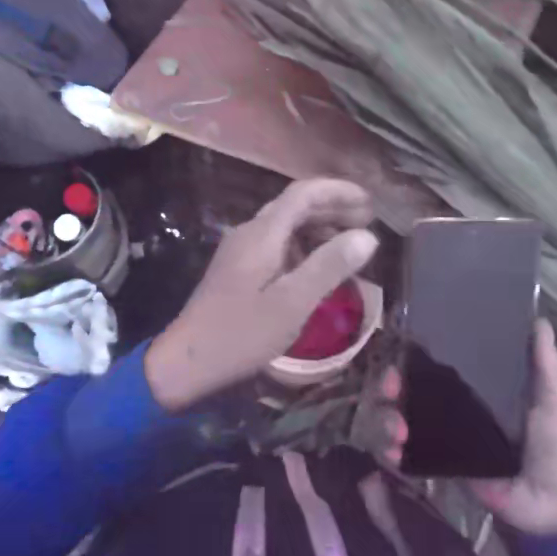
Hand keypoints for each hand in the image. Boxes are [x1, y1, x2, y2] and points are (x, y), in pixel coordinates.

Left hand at [145, 179, 377, 410]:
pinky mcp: (239, 270)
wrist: (186, 364)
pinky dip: (306, 246)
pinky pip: (279, 244)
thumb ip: (330, 266)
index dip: (338, 192)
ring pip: (287, 225)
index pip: (304, 194)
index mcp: (263, 234)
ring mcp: (242, 251)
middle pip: (295, 206)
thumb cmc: (242, 334)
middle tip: (368, 223)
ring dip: (321, 227)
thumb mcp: (293, 302)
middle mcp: (250, 233)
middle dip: (333, 208)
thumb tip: (368, 236)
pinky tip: (320, 267)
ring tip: (350, 246)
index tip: (370, 203)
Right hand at [371, 320, 556, 537]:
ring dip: (389, 418)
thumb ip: (546, 365)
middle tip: (390, 388)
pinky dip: (393, 452)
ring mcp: (453, 437)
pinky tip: (393, 453)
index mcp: (492, 387)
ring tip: (396, 430)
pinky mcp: (447, 466)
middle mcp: (467, 407)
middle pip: (417, 387)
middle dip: (394, 384)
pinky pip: (413, 455)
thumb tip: (539, 320)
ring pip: (407, 417)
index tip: (409, 346)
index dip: (426, 353)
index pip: (450, 362)